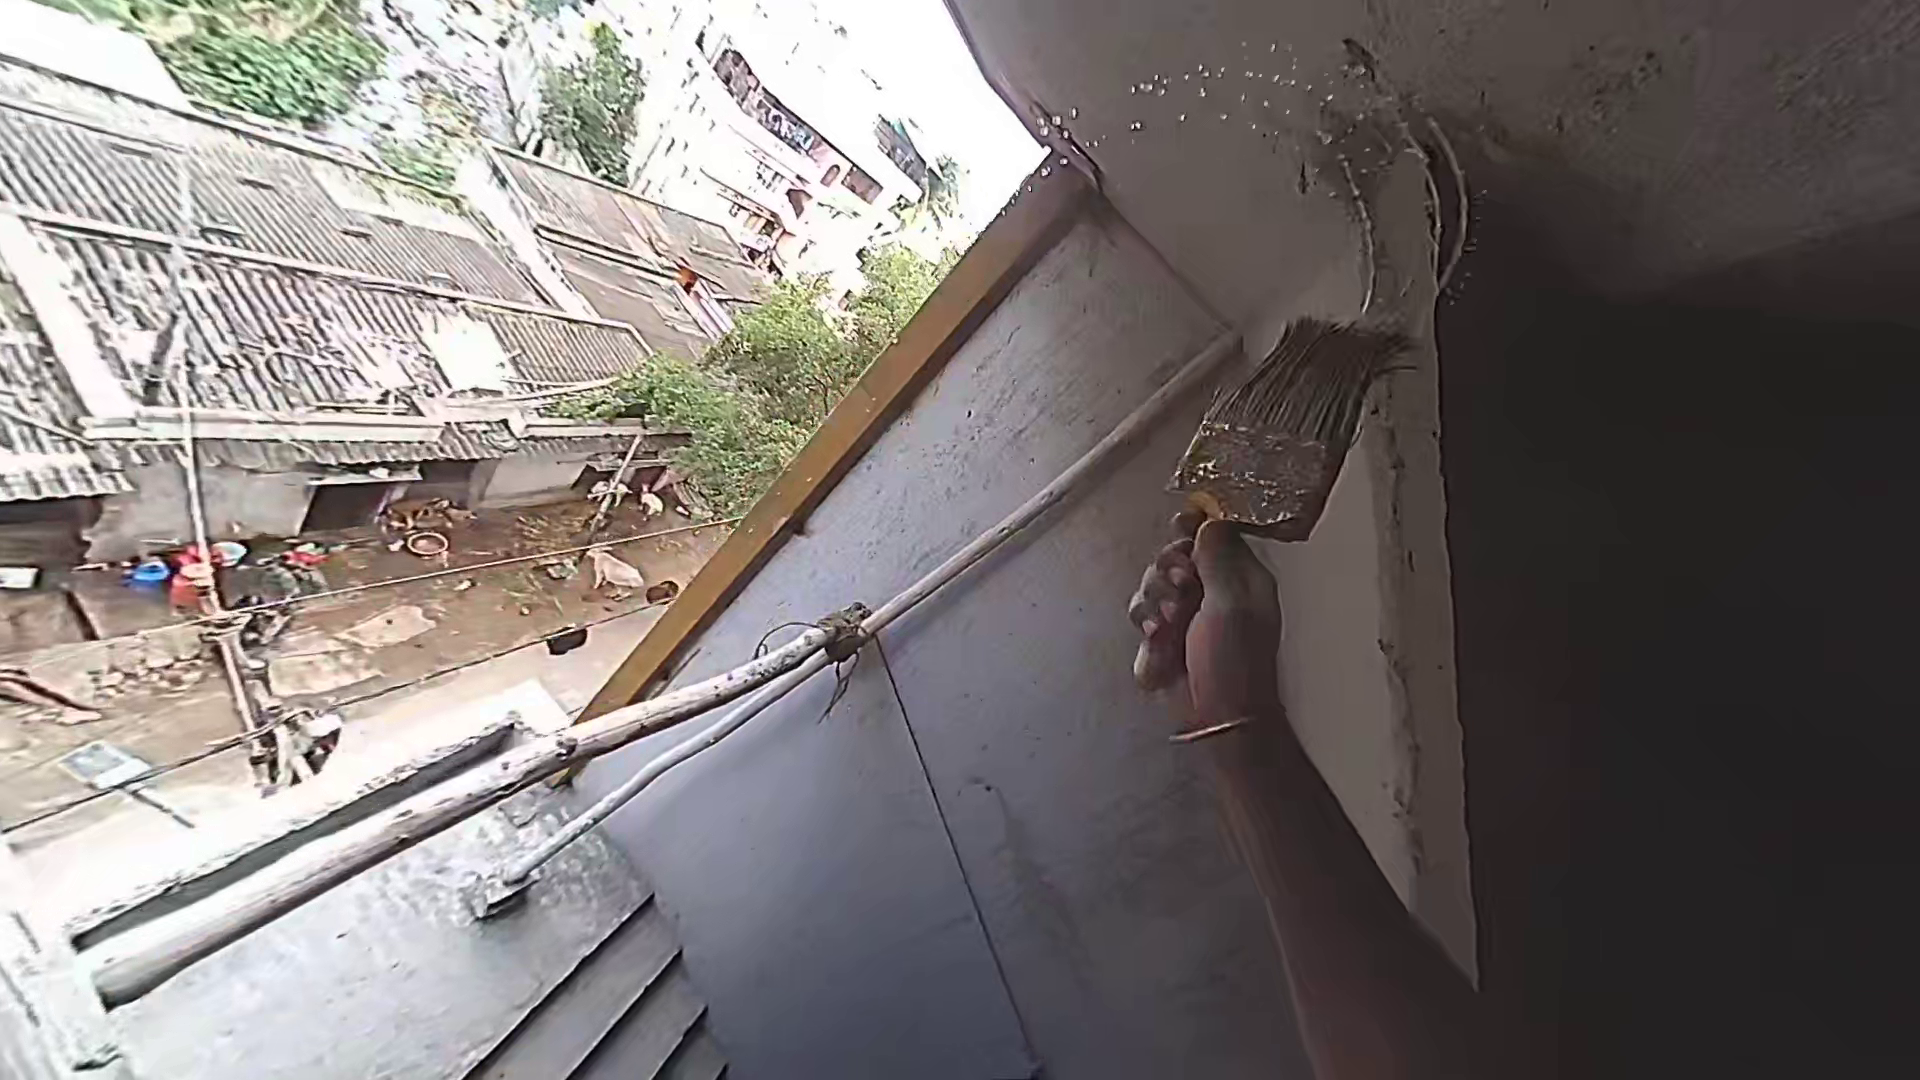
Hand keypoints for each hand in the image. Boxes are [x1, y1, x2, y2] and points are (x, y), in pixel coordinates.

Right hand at [1129, 510, 1282, 721]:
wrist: (1216, 716)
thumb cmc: (1233, 661)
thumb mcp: (1230, 605)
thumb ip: (1218, 559)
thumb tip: (1210, 520)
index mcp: (1240, 577)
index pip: (1214, 534)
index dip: (1194, 527)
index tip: (1179, 527)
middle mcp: (1211, 588)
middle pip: (1174, 555)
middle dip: (1167, 569)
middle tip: (1178, 584)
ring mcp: (1185, 611)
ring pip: (1152, 583)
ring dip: (1154, 598)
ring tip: (1167, 622)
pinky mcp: (1163, 632)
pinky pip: (1143, 611)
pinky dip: (1146, 622)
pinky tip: (1156, 638)